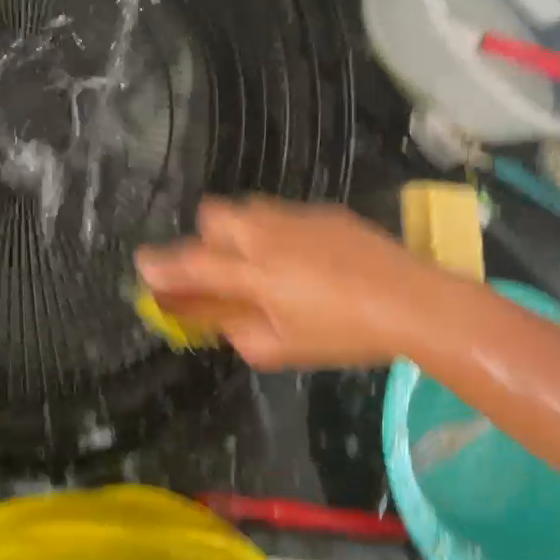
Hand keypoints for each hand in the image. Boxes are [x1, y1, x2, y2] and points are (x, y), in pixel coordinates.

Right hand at [135, 196, 449, 369]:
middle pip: (214, 216)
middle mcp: (268, 237)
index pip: (193, 264)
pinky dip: (279, 235)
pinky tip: (308, 263)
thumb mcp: (284, 348)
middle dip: (205, 237)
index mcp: (255, 273)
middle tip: (221, 268)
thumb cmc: (346, 335)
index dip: (162, 265)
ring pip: (249, 210)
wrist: (416, 302)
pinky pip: (285, 216)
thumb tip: (218, 320)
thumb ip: (240, 332)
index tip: (142, 264)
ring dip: (241, 231)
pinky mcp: (326, 213)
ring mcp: (298, 219)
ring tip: (264, 264)